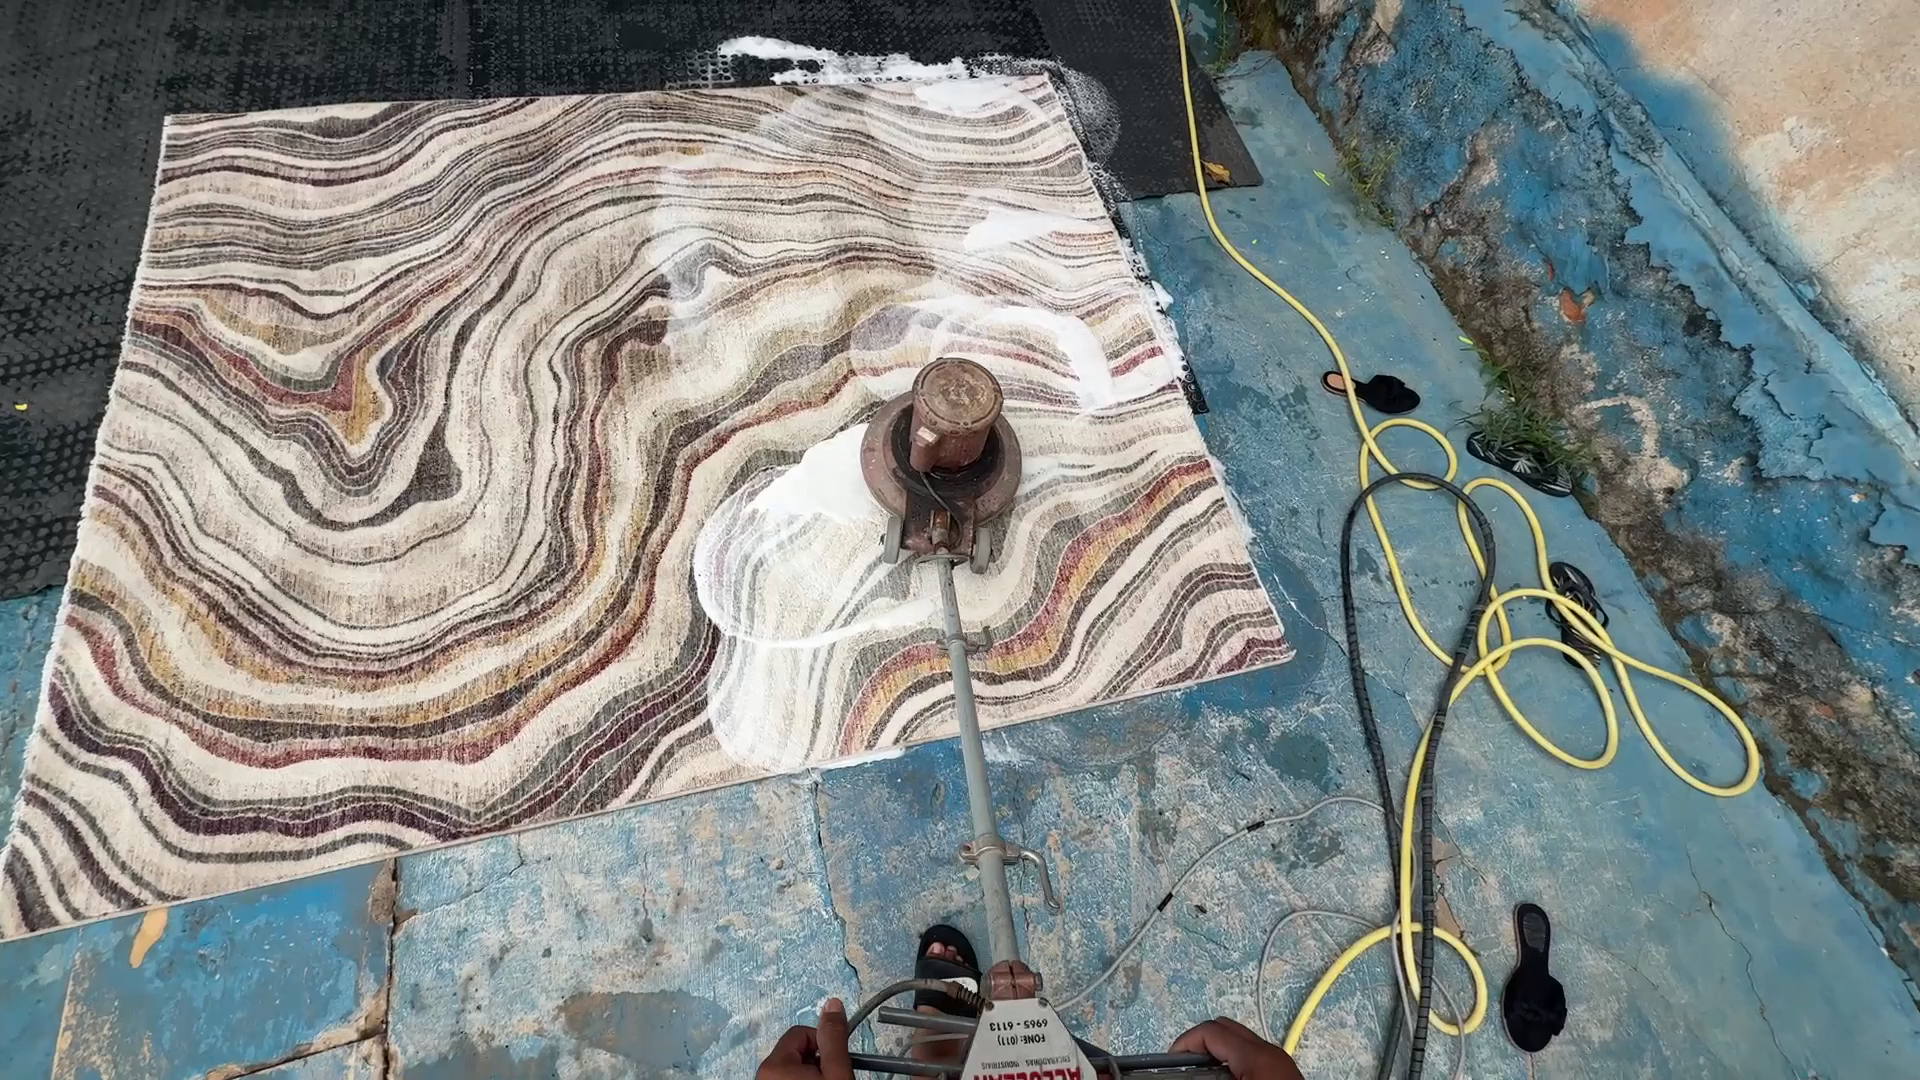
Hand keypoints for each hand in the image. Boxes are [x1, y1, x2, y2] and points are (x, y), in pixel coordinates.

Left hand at [757, 998, 854, 1079]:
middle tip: (828, 1078)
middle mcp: (761, 1074)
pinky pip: (784, 1079)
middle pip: (796, 1049)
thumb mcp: (835, 1073)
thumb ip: (833, 1038)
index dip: (823, 1044)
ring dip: (808, 1073)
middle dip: (815, 1060)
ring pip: (791, 1067)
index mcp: (774, 1064)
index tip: (833, 1064)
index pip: (802, 1033)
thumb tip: (832, 1003)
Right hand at [1171, 1017, 1305, 1079]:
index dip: (1185, 1042)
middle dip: (1201, 1042)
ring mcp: (1281, 1062)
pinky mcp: (1286, 1075)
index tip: (1172, 1060)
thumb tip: (1185, 1074)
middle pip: (1225, 1027)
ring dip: (1218, 1051)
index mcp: (1256, 1056)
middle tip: (1185, 1065)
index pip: (1210, 1030)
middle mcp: (1271, 1052)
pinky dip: (1234, 1062)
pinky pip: (1253, 1056)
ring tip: (1203, 1076)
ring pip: (1240, 1041)